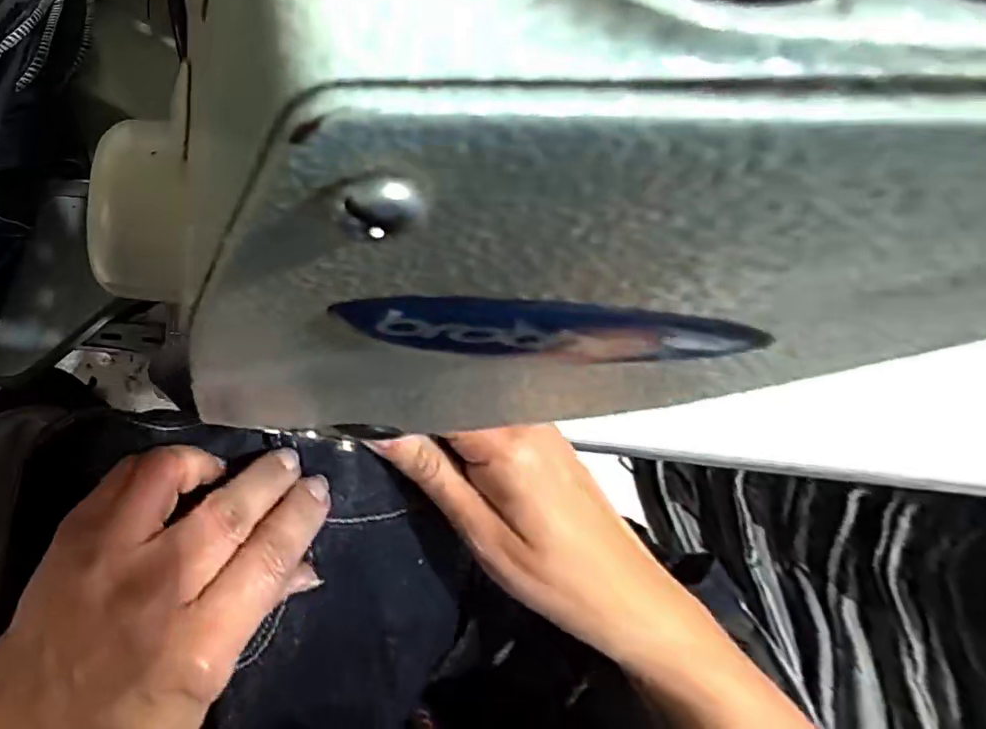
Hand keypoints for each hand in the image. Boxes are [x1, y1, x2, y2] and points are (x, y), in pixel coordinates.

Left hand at [0, 446, 331, 728]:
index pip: (264, 563)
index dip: (298, 521)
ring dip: (210, 461)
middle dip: (268, 482)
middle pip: (227, 515)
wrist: (28, 714)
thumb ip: (249, 619)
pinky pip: (127, 474)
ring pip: (172, 478)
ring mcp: (112, 551)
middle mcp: (157, 587)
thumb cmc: (128, 716)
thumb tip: (304, 569)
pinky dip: (160, 464)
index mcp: (196, 645)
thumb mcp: (202, 687)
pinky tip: (179, 469)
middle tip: (291, 460)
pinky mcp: (79, 528)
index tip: (318, 492)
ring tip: (232, 463)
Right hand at [371, 425, 812, 728]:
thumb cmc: (558, 578)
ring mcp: (535, 417)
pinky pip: (483, 404)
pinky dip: (453, 412)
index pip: (430, 391)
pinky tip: (434, 423)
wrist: (634, 602)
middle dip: (403, 389)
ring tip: (389, 407)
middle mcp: (522, 414)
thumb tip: (375, 426)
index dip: (388, 389)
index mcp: (504, 437)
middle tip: (359, 397)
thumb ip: (428, 470)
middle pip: (446, 383)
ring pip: (464, 391)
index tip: (350, 392)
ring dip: (427, 399)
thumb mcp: (480, 532)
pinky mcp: (540, 428)